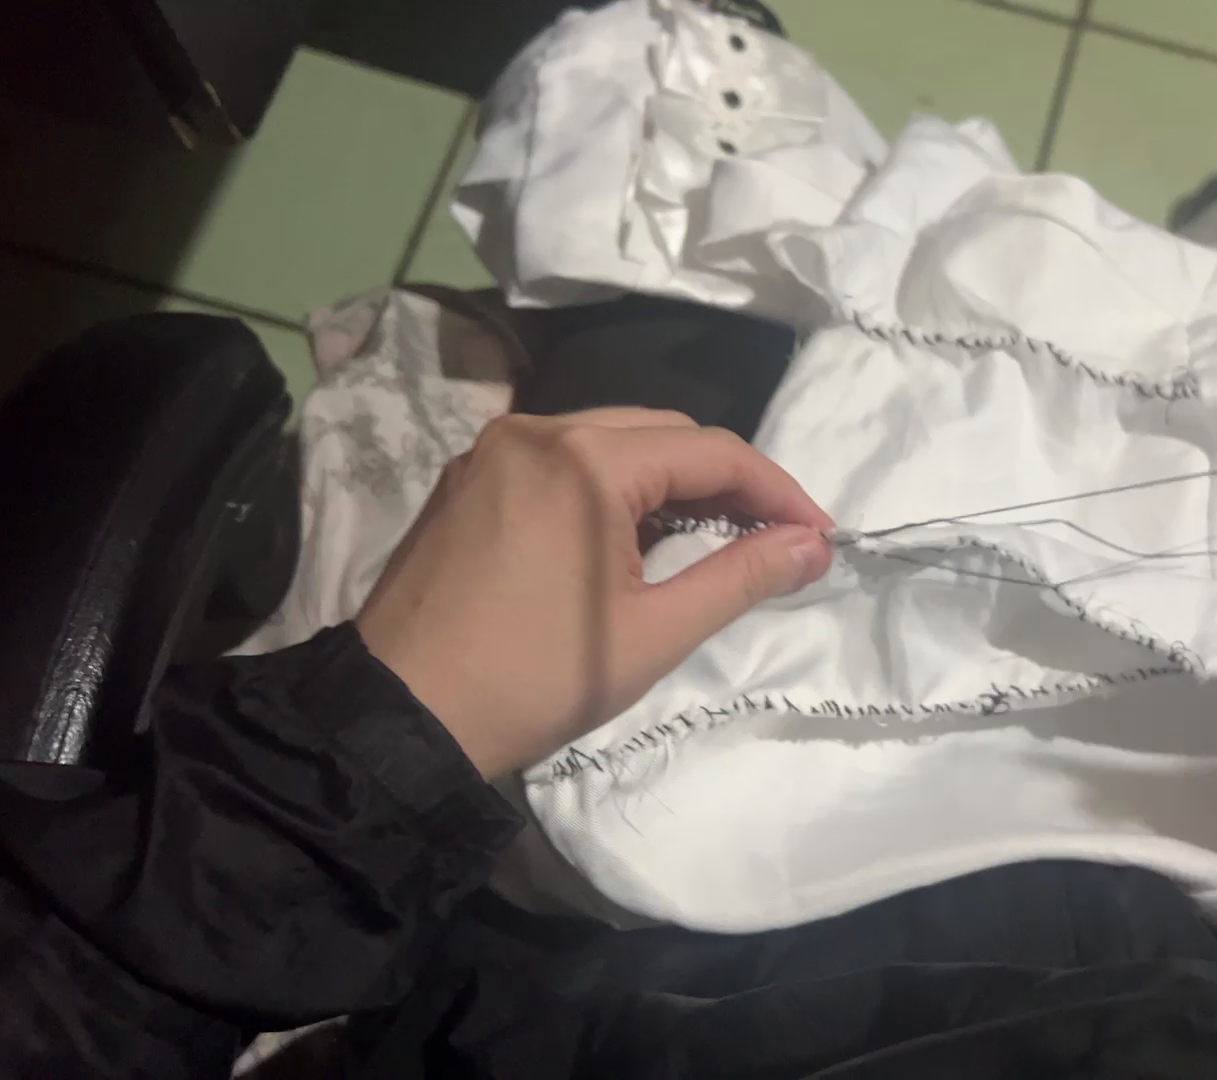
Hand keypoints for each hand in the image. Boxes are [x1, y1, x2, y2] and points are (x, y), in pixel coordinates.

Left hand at [356, 408, 833, 777]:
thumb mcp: (655, 633)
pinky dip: (617, 487)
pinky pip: (568, 460)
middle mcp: (540, 430)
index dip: (777, 490)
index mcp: (586, 461)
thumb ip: (742, 576)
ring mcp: (498, 448)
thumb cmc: (536, 681)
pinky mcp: (472, 475)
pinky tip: (632, 535)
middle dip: (728, 482)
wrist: (398, 724)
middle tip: (769, 538)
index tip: (818, 533)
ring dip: (674, 484)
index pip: (712, 452)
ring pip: (617, 441)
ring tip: (709, 540)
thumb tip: (814, 545)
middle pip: (667, 435)